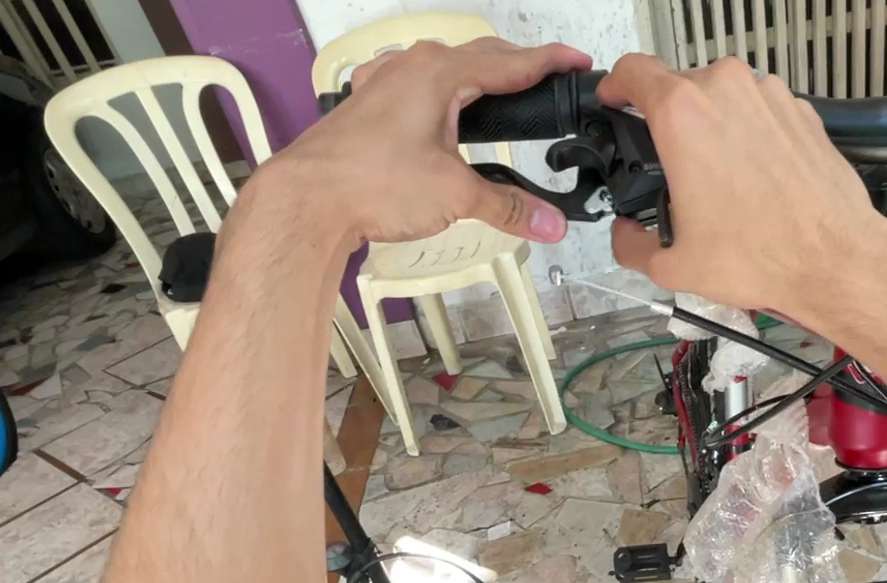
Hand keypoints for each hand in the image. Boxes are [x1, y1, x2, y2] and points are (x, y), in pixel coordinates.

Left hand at [258, 38, 590, 247]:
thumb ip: (509, 207)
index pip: (509, 62)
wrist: (311, 198)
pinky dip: (443, 94)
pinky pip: (417, 88)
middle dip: (517, 65)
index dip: (548, 62)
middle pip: (479, 57)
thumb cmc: (368, 181)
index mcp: (438, 75)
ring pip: (445, 68)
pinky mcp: (372, 109)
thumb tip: (549, 220)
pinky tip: (442, 111)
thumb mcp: (456, 195)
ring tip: (500, 90)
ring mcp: (387, 86)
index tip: (575, 61)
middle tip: (546, 76)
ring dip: (478, 75)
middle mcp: (411, 69)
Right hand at [598, 54, 886, 324]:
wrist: (833, 259)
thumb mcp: (674, 265)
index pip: (633, 71)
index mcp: (684, 115)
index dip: (616, 86)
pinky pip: (760, 114)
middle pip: (679, 89)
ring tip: (720, 186)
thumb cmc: (765, 254)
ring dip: (713, 133)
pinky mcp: (800, 111)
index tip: (615, 100)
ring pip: (723, 101)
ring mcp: (769, 95)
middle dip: (669, 126)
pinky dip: (750, 140)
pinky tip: (755, 184)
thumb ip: (631, 246)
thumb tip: (626, 237)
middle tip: (673, 173)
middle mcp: (727, 90)